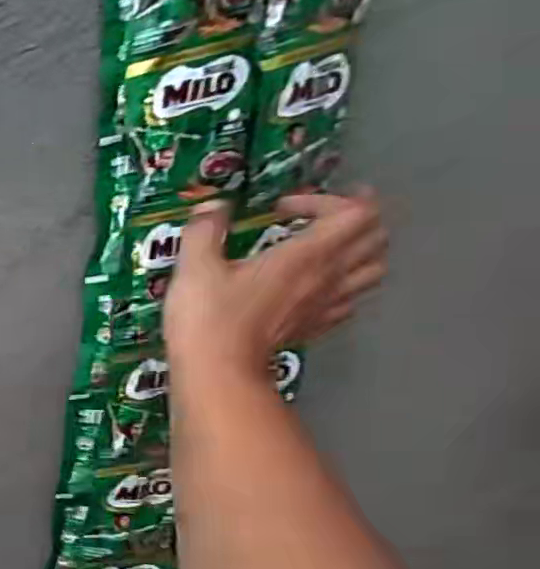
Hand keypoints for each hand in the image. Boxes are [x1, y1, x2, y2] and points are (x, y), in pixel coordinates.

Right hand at [165, 189, 387, 376]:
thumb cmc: (207, 315)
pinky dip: (344, 284)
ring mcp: (329, 303)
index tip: (282, 208)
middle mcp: (331, 274)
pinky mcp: (317, 324)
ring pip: (374, 266)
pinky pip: (351, 297)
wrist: (217, 368)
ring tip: (330, 247)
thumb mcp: (193, 268)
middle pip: (376, 235)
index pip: (353, 212)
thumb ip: (204, 232)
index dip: (325, 200)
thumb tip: (212, 205)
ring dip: (360, 249)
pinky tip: (319, 286)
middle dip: (356, 218)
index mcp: (307, 255)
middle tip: (324, 214)